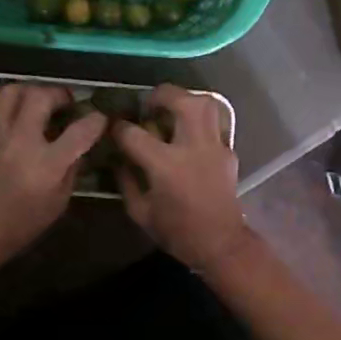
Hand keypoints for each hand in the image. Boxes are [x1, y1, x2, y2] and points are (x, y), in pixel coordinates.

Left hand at [0, 84, 106, 270]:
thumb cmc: (21, 225)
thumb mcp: (58, 203)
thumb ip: (71, 169)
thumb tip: (80, 145)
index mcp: (46, 165)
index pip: (80, 130)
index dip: (96, 120)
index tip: (100, 117)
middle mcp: (20, 142)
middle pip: (40, 97)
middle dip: (60, 93)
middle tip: (66, 102)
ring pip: (13, 92)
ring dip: (32, 91)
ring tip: (41, 103)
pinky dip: (15, 108)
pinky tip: (22, 122)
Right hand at [112, 84, 249, 272]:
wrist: (221, 244)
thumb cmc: (178, 232)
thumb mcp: (140, 212)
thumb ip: (126, 180)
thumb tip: (118, 159)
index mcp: (166, 165)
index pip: (134, 133)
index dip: (118, 127)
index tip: (112, 126)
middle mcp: (193, 148)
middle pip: (181, 101)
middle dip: (161, 94)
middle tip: (149, 102)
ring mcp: (215, 147)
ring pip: (206, 104)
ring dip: (185, 99)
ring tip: (171, 108)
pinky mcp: (228, 152)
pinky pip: (215, 123)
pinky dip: (200, 120)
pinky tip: (189, 132)